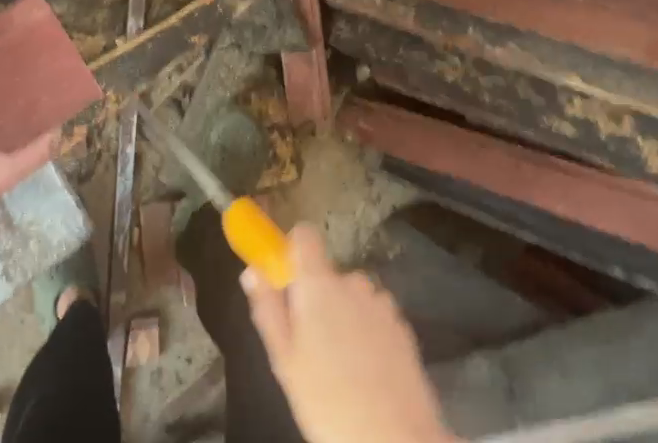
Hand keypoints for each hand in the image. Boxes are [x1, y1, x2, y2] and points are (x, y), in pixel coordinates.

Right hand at [244, 225, 452, 442]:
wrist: (396, 441)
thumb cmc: (328, 401)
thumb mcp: (284, 360)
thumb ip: (268, 309)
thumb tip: (252, 272)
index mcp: (319, 285)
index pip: (304, 237)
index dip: (291, 250)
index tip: (284, 279)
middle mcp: (354, 284)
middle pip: (327, 273)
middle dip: (316, 296)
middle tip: (307, 342)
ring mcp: (383, 305)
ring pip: (353, 297)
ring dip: (343, 315)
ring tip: (339, 363)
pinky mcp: (405, 329)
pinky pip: (375, 316)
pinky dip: (367, 332)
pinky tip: (365, 371)